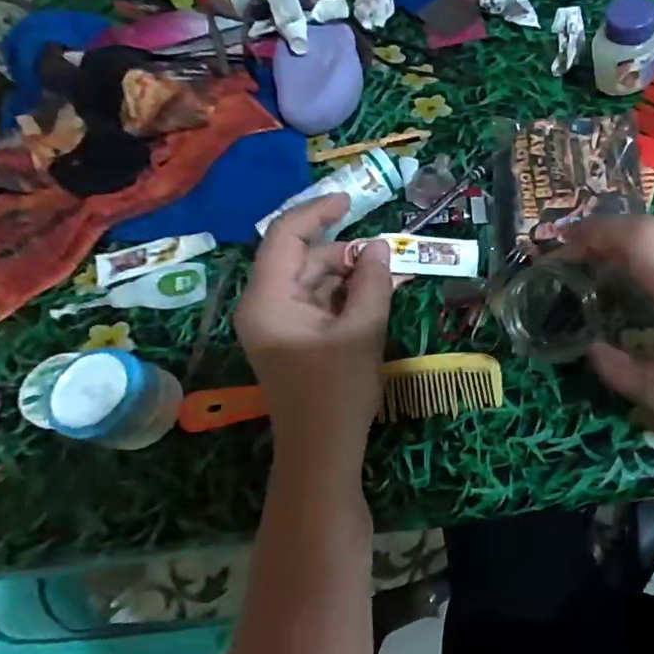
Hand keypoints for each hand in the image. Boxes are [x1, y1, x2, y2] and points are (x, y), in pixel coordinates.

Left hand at [235, 195, 394, 456]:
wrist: (320, 453)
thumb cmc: (337, 392)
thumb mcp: (362, 331)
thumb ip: (371, 282)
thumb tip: (379, 246)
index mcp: (268, 299)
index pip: (285, 237)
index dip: (317, 213)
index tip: (351, 201)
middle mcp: (263, 306)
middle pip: (302, 260)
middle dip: (345, 254)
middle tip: (388, 257)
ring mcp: (275, 324)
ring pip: (312, 283)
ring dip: (349, 277)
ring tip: (390, 279)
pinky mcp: (290, 340)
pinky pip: (316, 305)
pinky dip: (343, 298)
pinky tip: (375, 298)